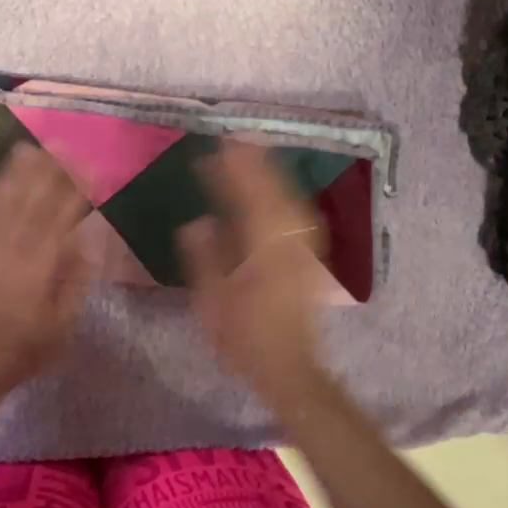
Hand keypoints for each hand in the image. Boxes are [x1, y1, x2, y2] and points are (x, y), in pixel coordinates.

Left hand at [0, 144, 90, 401]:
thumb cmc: (23, 352)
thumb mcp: (62, 325)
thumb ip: (74, 281)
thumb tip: (85, 239)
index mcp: (37, 269)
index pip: (60, 219)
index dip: (74, 190)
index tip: (86, 165)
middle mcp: (6, 252)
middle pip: (29, 203)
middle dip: (46, 171)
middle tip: (57, 144)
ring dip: (11, 174)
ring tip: (24, 148)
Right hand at [179, 142, 329, 404]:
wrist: (291, 369)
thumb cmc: (244, 339)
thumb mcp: (211, 301)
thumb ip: (204, 258)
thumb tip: (196, 222)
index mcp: (260, 249)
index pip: (247, 197)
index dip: (232, 170)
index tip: (216, 148)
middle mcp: (287, 242)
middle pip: (274, 190)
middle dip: (256, 162)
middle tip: (236, 139)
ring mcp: (304, 250)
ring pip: (290, 200)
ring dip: (273, 174)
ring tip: (255, 154)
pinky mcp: (311, 259)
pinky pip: (300, 215)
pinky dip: (287, 195)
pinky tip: (279, 193)